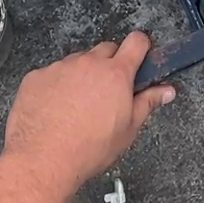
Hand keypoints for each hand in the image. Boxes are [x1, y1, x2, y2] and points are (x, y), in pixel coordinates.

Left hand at [0, 31, 176, 201]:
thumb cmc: (86, 149)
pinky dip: (56, 85)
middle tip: (108, 90)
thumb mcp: (128, 129)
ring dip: (82, 75)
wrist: (42, 160)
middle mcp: (89, 63)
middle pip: (106, 49)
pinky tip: (56, 109)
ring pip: (78, 61)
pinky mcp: (37, 76)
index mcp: (116, 74)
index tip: (140, 55)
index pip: (137, 42)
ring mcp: (61, 67)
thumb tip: (166, 91)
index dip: (141, 46)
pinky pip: (52, 73)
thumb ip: (148, 103)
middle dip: (110, 64)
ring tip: (78, 105)